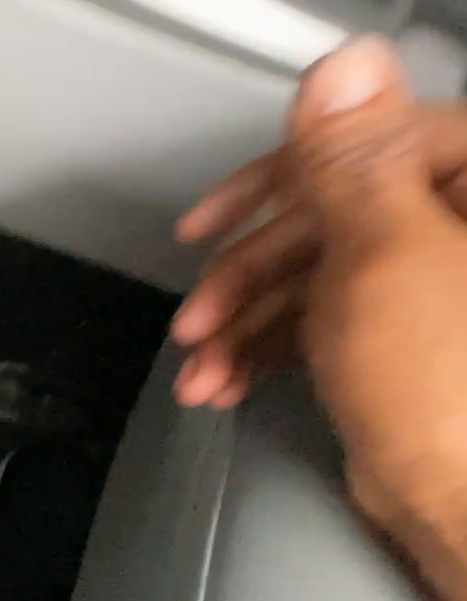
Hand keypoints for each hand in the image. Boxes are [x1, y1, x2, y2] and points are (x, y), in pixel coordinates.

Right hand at [178, 39, 466, 600]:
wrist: (463, 492)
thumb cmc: (445, 384)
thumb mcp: (383, 258)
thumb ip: (352, 165)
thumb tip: (340, 71)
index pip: (369, 146)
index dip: (275, 184)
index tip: (208, 224)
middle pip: (327, 223)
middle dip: (243, 283)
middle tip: (197, 322)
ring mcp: (441, 280)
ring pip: (312, 279)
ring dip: (240, 328)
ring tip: (203, 371)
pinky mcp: (410, 330)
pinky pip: (320, 320)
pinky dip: (264, 350)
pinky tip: (227, 379)